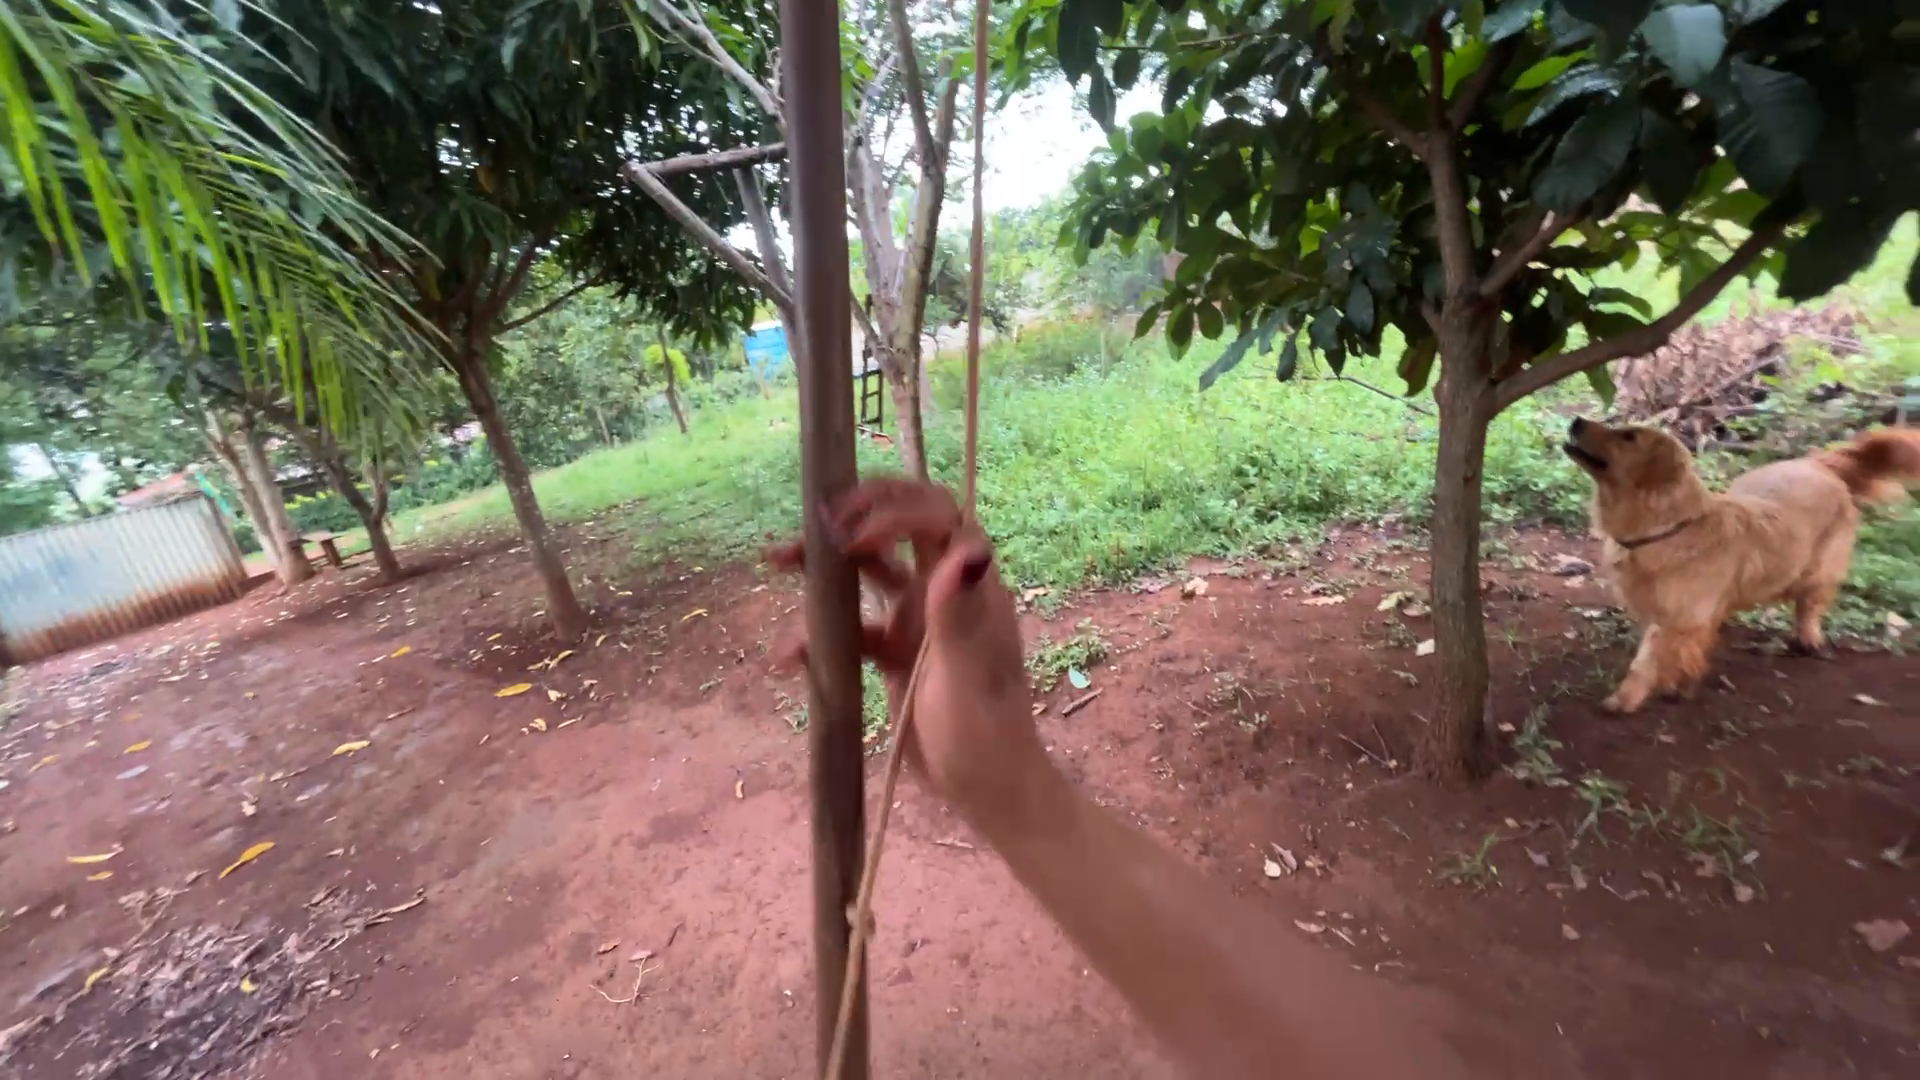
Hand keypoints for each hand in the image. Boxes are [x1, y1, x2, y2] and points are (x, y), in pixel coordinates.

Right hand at [770, 479, 1048, 836]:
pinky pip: (847, 629)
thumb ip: (957, 615)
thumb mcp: (967, 676)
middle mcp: (938, 592)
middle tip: (817, 524)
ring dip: (824, 566)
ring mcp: (912, 620)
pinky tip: (786, 657)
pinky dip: (816, 636)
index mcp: (969, 586)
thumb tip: (967, 550)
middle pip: (898, 532)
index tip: (855, 537)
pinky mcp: (889, 652)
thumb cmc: (985, 733)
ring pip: (864, 574)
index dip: (898, 510)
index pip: (939, 519)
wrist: (981, 789)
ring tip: (777, 558)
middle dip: (858, 517)